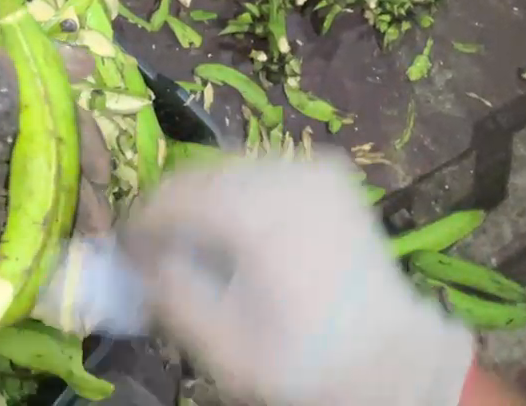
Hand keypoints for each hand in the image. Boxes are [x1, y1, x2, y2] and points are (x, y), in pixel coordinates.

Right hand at [119, 154, 476, 405]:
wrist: (397, 358)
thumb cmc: (308, 361)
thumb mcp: (228, 350)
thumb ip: (174, 298)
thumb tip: (143, 260)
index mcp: (255, 212)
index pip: (174, 196)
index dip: (143, 220)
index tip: (127, 248)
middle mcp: (281, 172)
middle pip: (200, 175)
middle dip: (173, 208)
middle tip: (159, 248)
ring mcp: (309, 165)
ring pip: (229, 167)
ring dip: (206, 198)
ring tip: (201, 242)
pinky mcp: (327, 169)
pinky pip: (263, 170)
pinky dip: (242, 193)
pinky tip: (245, 231)